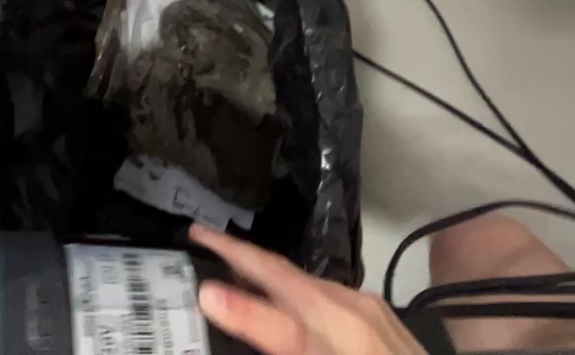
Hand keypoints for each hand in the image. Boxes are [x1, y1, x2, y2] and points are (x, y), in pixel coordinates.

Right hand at [190, 224, 428, 354]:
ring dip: (262, 264)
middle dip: (239, 253)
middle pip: (290, 280)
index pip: (286, 331)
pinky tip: (277, 286)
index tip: (204, 290)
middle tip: (196, 231)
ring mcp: (369, 310)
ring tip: (223, 252)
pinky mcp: (378, 310)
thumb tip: (253, 329)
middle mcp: (356, 320)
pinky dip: (291, 283)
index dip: (244, 311)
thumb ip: (290, 343)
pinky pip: (323, 289)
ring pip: (304, 280)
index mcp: (344, 347)